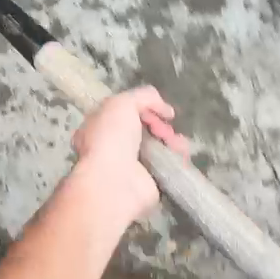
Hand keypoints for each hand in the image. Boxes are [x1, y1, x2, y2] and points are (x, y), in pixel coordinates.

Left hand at [69, 86, 190, 220]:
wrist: (114, 182)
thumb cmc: (111, 138)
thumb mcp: (122, 103)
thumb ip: (144, 96)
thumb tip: (165, 109)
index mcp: (98, 126)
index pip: (124, 111)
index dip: (143, 107)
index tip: (157, 109)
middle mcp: (112, 145)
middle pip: (144, 128)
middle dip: (159, 124)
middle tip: (163, 129)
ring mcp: (130, 165)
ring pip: (158, 145)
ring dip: (172, 140)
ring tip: (176, 142)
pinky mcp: (149, 181)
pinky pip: (167, 164)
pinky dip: (177, 157)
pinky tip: (181, 153)